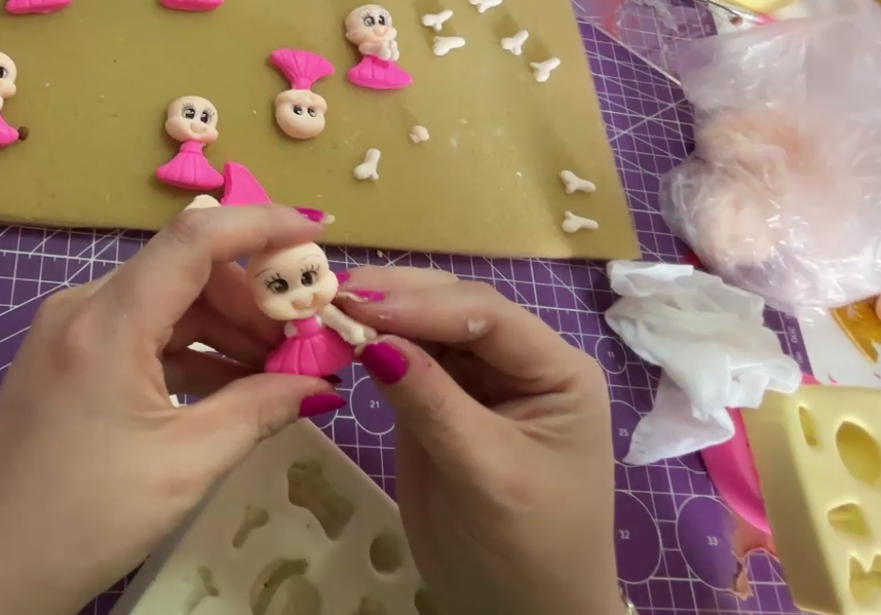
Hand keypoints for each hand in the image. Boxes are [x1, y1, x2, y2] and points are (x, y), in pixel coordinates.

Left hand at [0, 205, 340, 614]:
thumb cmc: (85, 517)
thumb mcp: (184, 465)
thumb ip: (258, 409)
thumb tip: (321, 383)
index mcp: (107, 320)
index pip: (193, 239)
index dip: (260, 225)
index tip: (317, 234)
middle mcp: (85, 304)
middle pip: (184, 268)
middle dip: (252, 295)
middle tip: (307, 336)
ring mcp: (73, 324)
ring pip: (167, 298)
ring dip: (226, 324)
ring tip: (281, 367)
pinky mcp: (71, 349)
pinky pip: (143, 327)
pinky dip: (192, 346)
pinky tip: (235, 381)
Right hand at [346, 268, 623, 614]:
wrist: (516, 614)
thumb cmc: (526, 550)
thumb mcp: (485, 474)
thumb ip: (431, 400)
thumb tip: (370, 338)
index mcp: (555, 369)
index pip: (486, 314)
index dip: (422, 303)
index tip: (358, 306)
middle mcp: (516, 357)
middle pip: (450, 303)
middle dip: (392, 297)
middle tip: (329, 296)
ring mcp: (475, 372)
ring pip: (420, 319)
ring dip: (374, 312)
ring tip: (325, 307)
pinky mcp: (437, 390)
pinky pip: (401, 351)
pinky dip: (369, 340)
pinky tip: (338, 333)